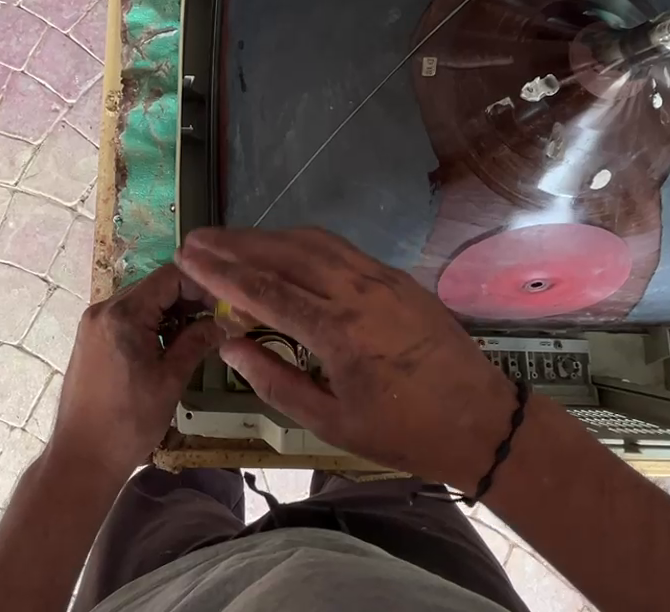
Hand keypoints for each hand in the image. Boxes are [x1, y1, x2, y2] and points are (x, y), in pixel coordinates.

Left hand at [48, 263, 222, 475]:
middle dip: (188, 297)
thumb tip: (225, 322)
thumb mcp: (170, 380)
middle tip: (217, 318)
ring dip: (170, 310)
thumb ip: (196, 342)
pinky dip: (150, 322)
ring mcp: (93, 322)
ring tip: (198, 331)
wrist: (81, 458)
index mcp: (123, 314)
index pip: (169, 276)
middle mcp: (103, 308)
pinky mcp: (90, 337)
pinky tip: (170, 342)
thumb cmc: (129, 422)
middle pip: (154, 286)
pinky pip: (126, 316)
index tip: (225, 302)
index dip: (201, 284)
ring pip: (141, 300)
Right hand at [175, 227, 518, 487]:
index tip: (186, 257)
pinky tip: (281, 246)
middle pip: (281, 253)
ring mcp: (378, 276)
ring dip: (264, 236)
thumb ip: (276, 382)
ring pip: (309, 241)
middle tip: (196, 237)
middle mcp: (355, 291)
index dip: (220, 272)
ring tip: (228, 239)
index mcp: (338, 331)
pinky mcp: (393, 274)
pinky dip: (298, 240)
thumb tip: (230, 344)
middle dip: (233, 243)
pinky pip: (336, 246)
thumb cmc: (405, 432)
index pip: (264, 290)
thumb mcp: (333, 423)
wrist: (483, 419)